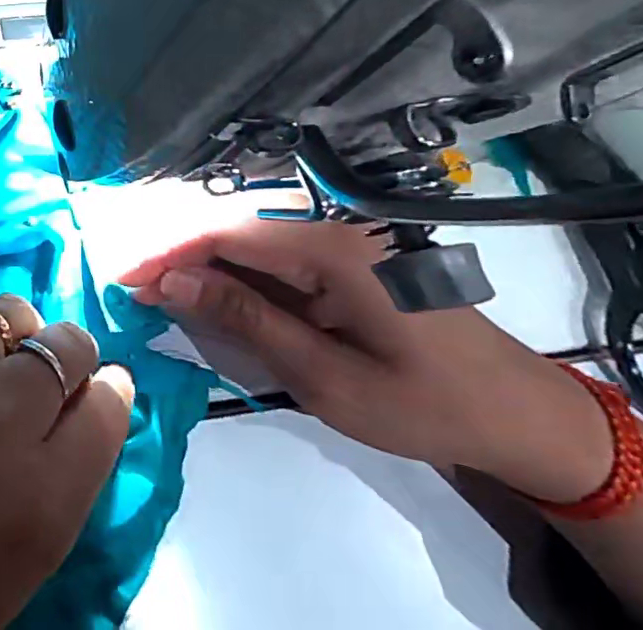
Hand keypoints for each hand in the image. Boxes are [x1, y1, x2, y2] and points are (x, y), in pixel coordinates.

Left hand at [0, 295, 136, 629]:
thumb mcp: (16, 569)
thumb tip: (91, 409)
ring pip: (13, 316)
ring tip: (4, 362)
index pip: (109, 406)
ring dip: (22, 335)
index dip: (110, 393)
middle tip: (54, 376)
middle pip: (69, 347)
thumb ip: (62, 486)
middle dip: (73, 355)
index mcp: (40, 501)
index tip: (101, 392)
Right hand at [118, 219, 611, 501]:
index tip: (123, 275)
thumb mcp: (326, 375)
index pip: (227, 234)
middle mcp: (332, 228)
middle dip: (178, 254)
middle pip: (234, 229)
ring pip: (252, 241)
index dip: (168, 251)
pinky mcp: (347, 258)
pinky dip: (238, 276)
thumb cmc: (425, 403)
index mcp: (330, 248)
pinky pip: (278, 258)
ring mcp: (342, 240)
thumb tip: (175, 280)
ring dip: (203, 265)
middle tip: (130, 285)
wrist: (519, 414)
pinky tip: (208, 291)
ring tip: (155, 289)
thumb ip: (246, 319)